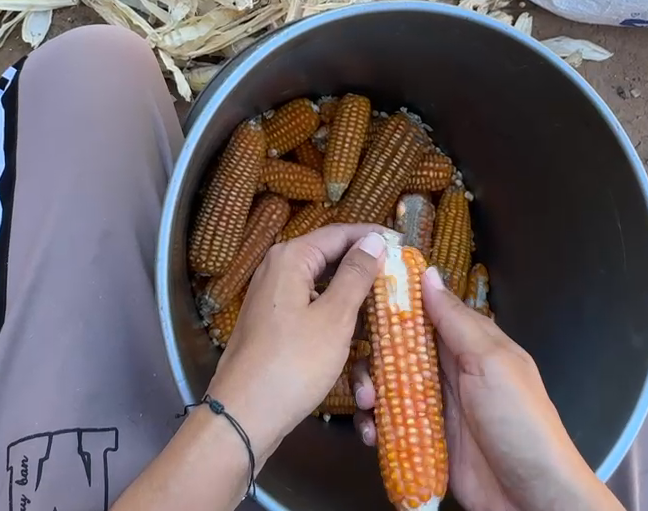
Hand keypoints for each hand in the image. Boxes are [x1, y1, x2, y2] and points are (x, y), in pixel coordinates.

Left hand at [205, 225, 386, 462]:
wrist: (243, 415)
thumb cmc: (293, 363)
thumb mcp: (334, 317)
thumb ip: (355, 275)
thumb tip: (374, 239)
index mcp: (291, 257)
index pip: (339, 233)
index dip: (372, 237)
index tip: (404, 245)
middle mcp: (278, 267)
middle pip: (329, 256)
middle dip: (363, 266)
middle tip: (399, 277)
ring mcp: (273, 296)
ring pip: (321, 284)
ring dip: (351, 293)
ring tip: (384, 302)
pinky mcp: (273, 322)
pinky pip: (310, 305)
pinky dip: (334, 312)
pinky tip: (356, 329)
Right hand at [353, 266, 619, 510]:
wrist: (534, 501)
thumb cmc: (519, 422)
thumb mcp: (491, 363)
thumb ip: (456, 320)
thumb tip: (429, 273)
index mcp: (468, 342)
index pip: (425, 308)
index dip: (393, 299)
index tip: (361, 291)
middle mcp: (448, 368)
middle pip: (398, 345)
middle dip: (373, 351)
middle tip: (361, 362)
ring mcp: (434, 405)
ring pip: (387, 383)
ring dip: (369, 389)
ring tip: (366, 405)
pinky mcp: (424, 440)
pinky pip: (390, 423)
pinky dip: (374, 424)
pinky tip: (369, 433)